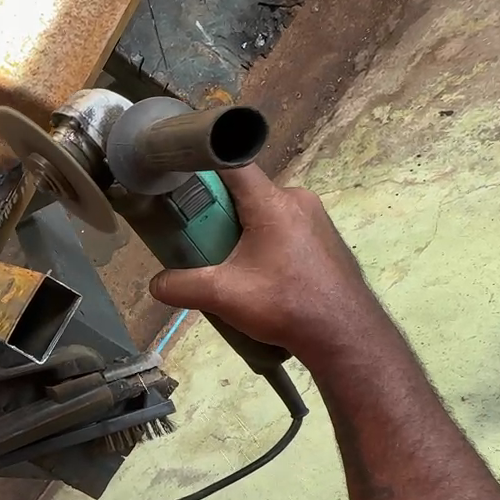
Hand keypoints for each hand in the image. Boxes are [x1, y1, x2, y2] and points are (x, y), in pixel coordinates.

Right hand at [147, 164, 391, 369]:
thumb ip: (180, 286)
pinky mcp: (319, 238)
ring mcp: (312, 218)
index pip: (231, 164)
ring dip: (235, 235)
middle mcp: (296, 200)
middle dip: (213, 216)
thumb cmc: (286, 305)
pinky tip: (253, 277)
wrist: (344, 334)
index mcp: (274, 203)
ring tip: (226, 268)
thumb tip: (155, 284)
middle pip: (240, 194)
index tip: (175, 181)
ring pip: (257, 214)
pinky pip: (276, 229)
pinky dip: (256, 245)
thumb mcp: (221, 296)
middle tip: (197, 246)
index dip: (200, 166)